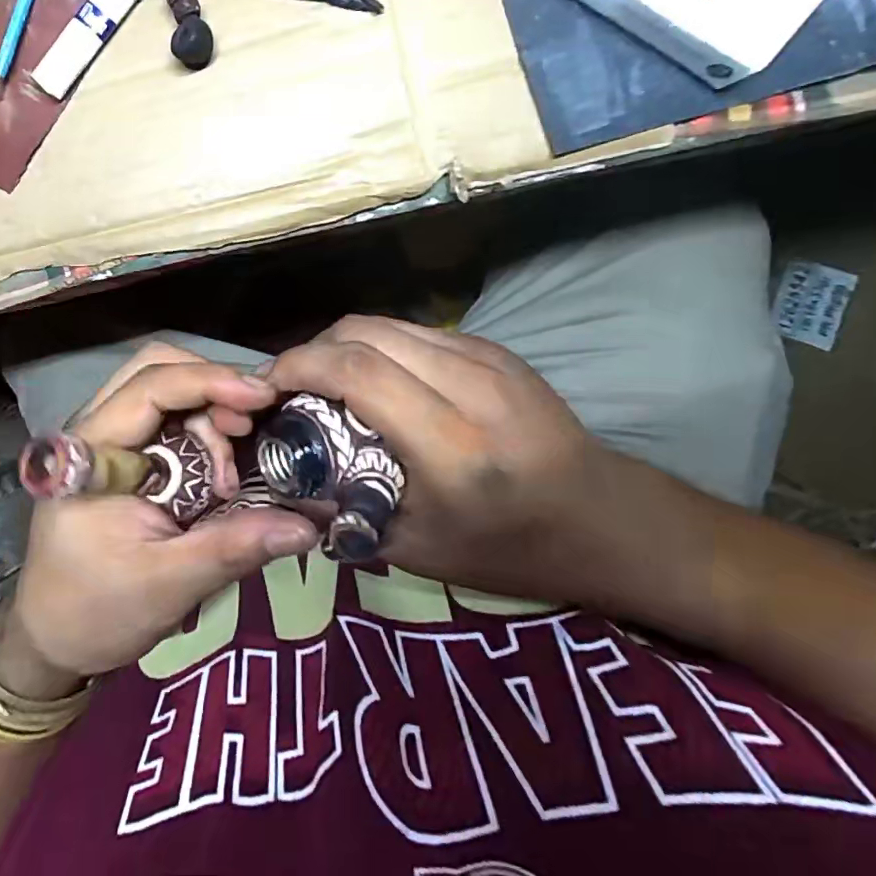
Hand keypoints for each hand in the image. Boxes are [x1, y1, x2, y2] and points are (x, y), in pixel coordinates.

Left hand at [0, 350, 319, 696]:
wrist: (51, 635)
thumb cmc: (95, 610)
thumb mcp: (166, 584)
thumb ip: (231, 548)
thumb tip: (305, 525)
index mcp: (91, 451)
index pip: (149, 387)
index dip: (209, 381)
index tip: (263, 397)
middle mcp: (96, 432)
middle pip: (155, 372)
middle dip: (211, 389)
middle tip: (250, 428)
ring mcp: (109, 442)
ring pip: (164, 394)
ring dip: (209, 416)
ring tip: (232, 475)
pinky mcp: (125, 460)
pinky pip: (168, 424)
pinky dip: (203, 435)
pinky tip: (224, 472)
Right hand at [263, 315, 646, 604]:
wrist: (608, 523)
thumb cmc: (506, 549)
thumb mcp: (412, 548)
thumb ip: (337, 509)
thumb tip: (275, 481)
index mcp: (453, 447)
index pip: (356, 371)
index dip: (298, 367)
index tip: (267, 387)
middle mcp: (471, 389)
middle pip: (363, 334)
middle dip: (310, 352)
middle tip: (287, 387)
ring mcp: (489, 361)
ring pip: (385, 325)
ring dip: (339, 345)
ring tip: (320, 382)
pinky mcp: (495, 350)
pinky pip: (412, 332)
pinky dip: (373, 346)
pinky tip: (367, 378)